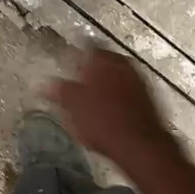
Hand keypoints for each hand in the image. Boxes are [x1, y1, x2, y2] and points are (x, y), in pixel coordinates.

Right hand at [51, 49, 180, 169]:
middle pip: (103, 61)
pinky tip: (110, 112)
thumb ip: (60, 91)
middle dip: (91, 72)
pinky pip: (127, 90)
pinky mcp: (147, 97)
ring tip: (93, 102)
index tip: (68, 67)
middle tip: (79, 85)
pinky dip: (117, 96)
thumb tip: (46, 85)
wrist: (139, 145)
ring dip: (105, 85)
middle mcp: (122, 63)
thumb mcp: (73, 107)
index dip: (75, 58)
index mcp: (102, 59)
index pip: (86, 48)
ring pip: (116, 76)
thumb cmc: (103, 123)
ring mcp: (138, 79)